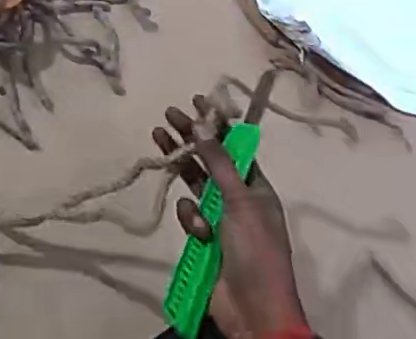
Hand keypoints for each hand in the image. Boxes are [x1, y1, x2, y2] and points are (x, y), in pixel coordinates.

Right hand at [153, 97, 306, 338]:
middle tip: (167, 114)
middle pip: (209, 159)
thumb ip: (218, 162)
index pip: (234, 146)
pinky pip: (190, 216)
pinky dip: (191, 219)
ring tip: (159, 139)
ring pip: (195, 183)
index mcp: (256, 187)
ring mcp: (220, 220)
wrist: (255, 315)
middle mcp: (238, 198)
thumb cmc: (256, 251)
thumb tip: (202, 123)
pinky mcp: (204, 241)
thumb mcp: (240, 202)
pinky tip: (198, 231)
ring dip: (180, 164)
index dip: (216, 123)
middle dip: (189, 137)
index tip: (197, 100)